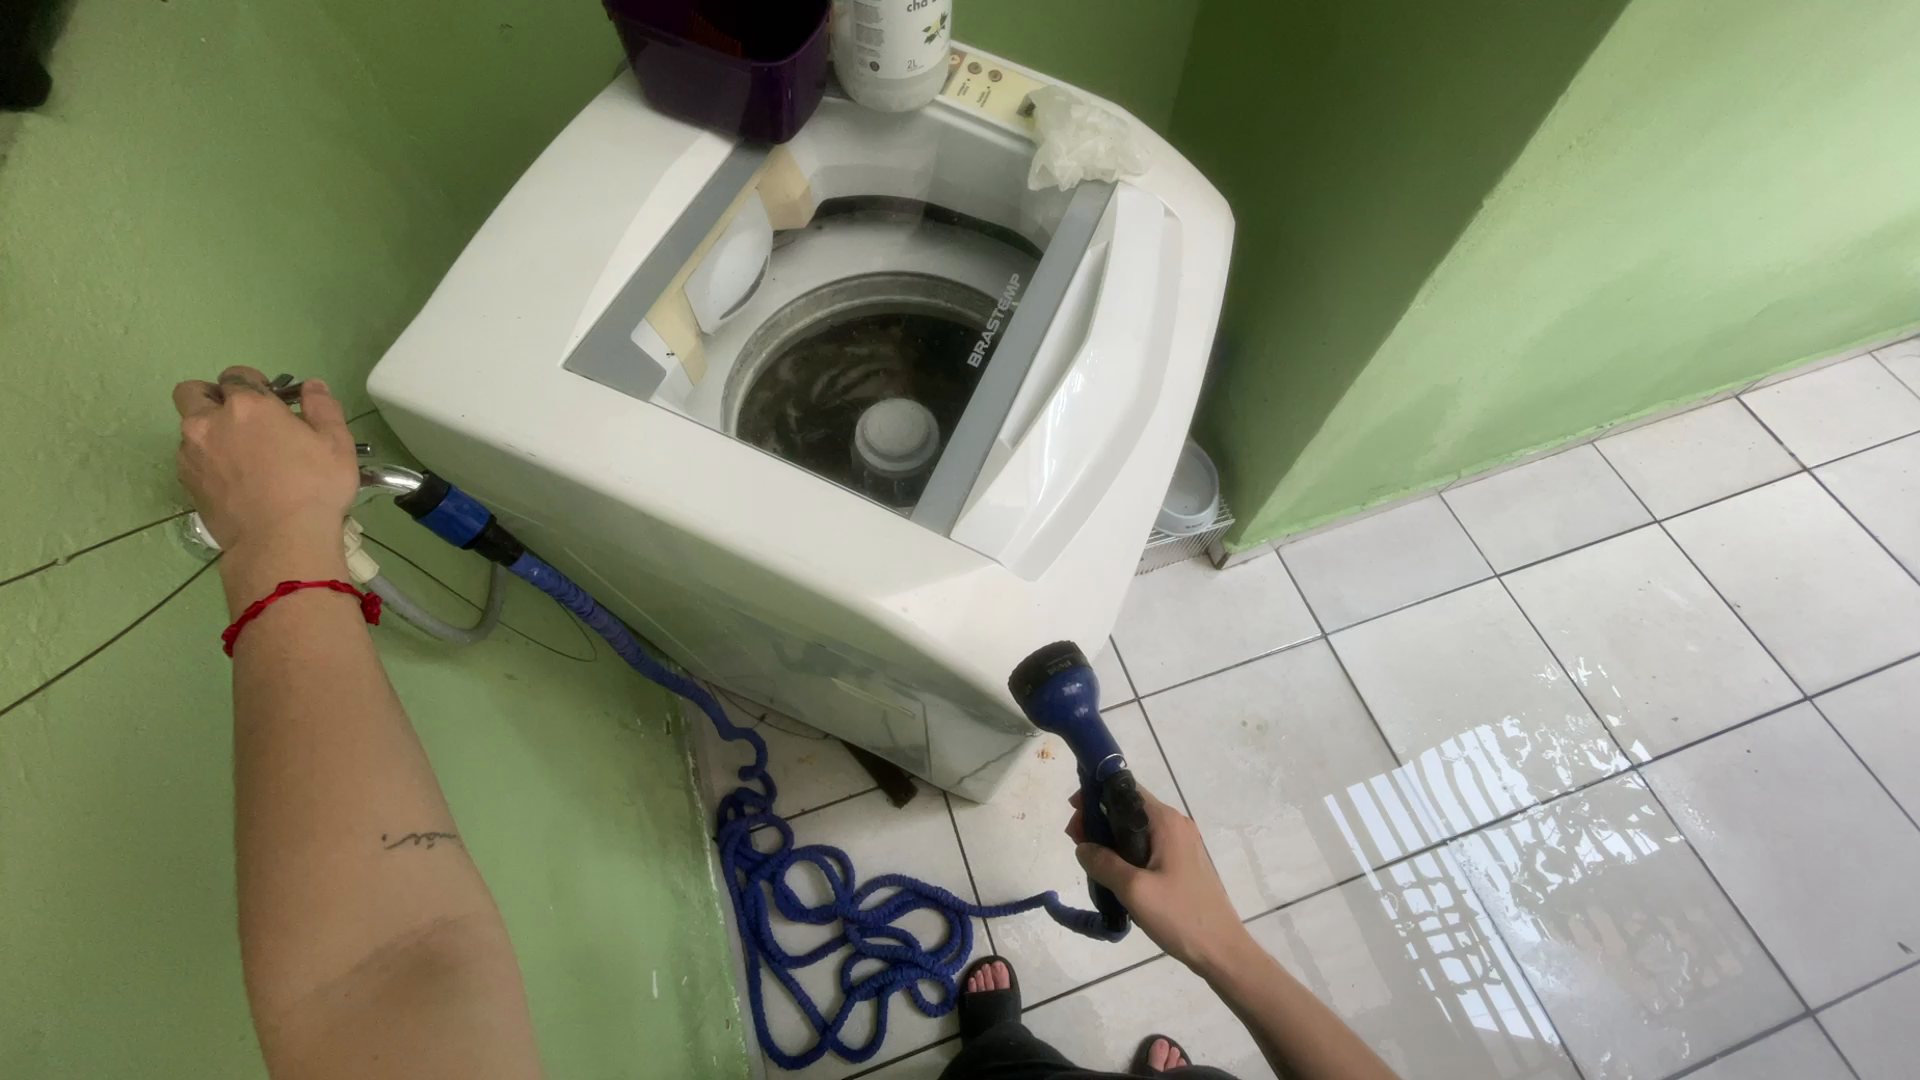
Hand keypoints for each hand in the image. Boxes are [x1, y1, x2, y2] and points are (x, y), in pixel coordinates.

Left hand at [173, 367, 358, 553]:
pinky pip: (192, 456)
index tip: (275, 401)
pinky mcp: (185, 478)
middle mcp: (210, 421)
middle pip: (194, 392)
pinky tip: (238, 479)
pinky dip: (210, 459)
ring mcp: (191, 450)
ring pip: (191, 427)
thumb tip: (313, 387)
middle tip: (244, 418)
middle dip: (214, 396)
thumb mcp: (338, 445)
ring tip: (244, 455)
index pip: (239, 375)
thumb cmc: (317, 486)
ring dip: (213, 431)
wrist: (281, 536)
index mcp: (250, 406)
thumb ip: (324, 409)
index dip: (257, 384)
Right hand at [1067, 786, 1251, 977]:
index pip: (1124, 790)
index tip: (1074, 818)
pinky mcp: (1184, 863)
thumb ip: (1103, 863)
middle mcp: (1175, 824)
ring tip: (1092, 863)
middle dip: (1099, 821)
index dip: (1095, 797)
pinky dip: (1127, 853)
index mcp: (1165, 821)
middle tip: (1078, 845)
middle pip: (1128, 809)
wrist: (1223, 952)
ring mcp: (1182, 844)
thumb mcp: (1134, 890)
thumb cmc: (1181, 916)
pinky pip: (1148, 847)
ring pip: (1136, 830)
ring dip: (1111, 840)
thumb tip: (1083, 847)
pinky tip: (1115, 875)